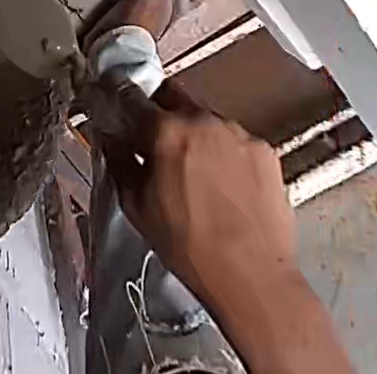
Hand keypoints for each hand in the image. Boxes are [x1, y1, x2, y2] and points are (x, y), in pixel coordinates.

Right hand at [104, 81, 295, 310]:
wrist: (253, 278)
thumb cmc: (193, 249)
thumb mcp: (138, 207)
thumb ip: (120, 162)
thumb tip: (113, 141)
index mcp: (167, 131)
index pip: (136, 98)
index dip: (126, 107)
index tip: (124, 116)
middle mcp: (204, 121)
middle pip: (174, 98)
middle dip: (163, 114)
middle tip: (158, 144)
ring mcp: (238, 133)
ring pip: (207, 120)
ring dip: (197, 136)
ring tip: (197, 176)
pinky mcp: (263, 150)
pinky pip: (236, 141)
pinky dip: (227, 154)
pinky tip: (225, 186)